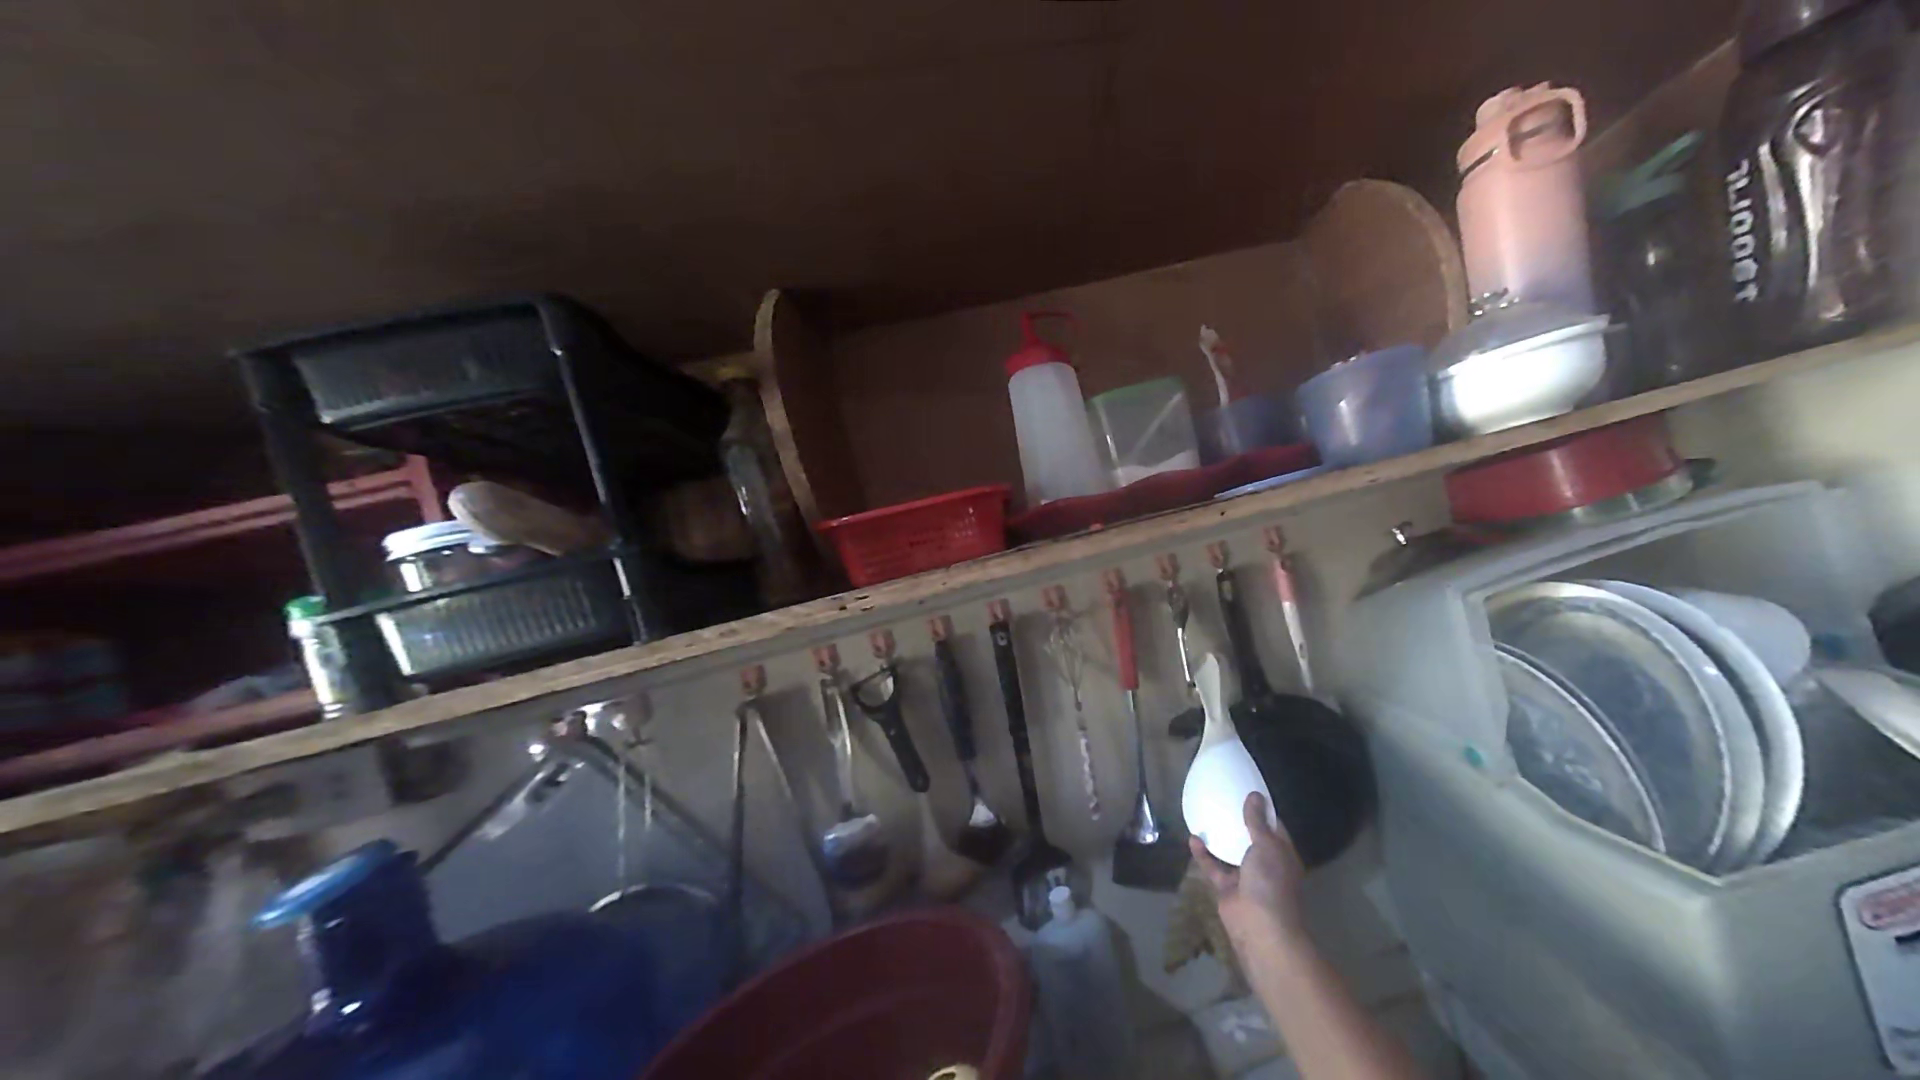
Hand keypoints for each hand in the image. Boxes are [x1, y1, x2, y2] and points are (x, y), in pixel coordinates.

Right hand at [1190, 792, 1307, 948]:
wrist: (1260, 927)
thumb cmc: (1270, 882)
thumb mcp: (1266, 846)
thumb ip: (1257, 822)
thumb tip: (1255, 795)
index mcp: (1282, 855)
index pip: (1274, 827)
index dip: (1262, 810)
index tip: (1247, 791)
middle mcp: (1266, 865)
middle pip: (1251, 839)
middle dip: (1238, 822)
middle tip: (1221, 800)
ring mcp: (1246, 877)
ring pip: (1230, 852)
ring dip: (1219, 837)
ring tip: (1205, 815)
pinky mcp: (1227, 887)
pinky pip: (1213, 866)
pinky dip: (1203, 854)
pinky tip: (1192, 839)